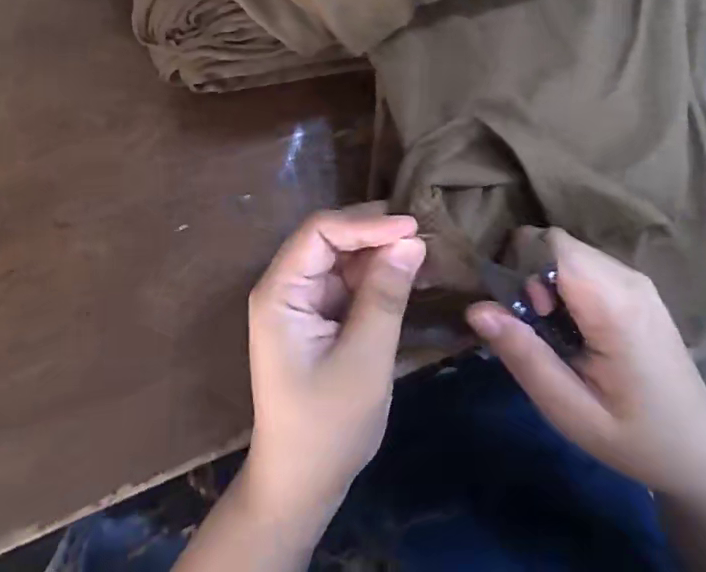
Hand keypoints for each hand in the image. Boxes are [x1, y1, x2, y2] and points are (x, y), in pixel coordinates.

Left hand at [244, 205, 426, 520]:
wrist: (301, 484)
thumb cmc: (327, 426)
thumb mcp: (365, 359)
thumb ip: (386, 296)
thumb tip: (412, 240)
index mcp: (281, 291)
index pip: (320, 232)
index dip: (366, 222)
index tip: (412, 227)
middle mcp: (286, 287)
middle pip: (330, 238)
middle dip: (375, 232)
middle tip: (424, 234)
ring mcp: (302, 302)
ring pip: (343, 258)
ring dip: (381, 253)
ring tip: (424, 251)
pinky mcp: (319, 318)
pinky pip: (350, 283)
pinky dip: (379, 277)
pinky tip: (409, 275)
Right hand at [465, 228, 705, 496]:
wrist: (700, 450)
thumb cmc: (633, 438)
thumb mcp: (570, 410)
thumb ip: (524, 355)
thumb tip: (476, 308)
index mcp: (615, 305)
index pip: (550, 243)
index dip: (524, 268)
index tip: (527, 314)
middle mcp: (628, 278)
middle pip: (557, 242)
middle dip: (532, 272)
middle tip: (538, 325)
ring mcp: (637, 279)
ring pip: (569, 250)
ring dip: (548, 279)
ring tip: (557, 330)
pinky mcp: (638, 286)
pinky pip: (586, 263)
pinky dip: (566, 283)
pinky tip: (576, 327)